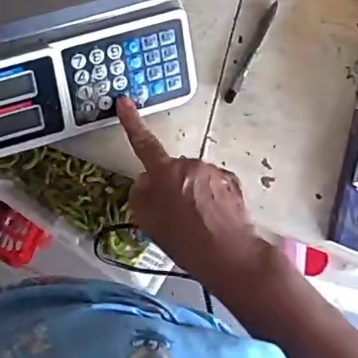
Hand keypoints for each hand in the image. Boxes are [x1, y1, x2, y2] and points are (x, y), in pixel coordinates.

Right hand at [115, 97, 276, 290]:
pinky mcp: (232, 183)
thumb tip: (145, 181)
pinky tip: (212, 221)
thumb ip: (140, 195)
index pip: (143, 143)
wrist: (231, 256)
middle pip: (173, 170)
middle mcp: (190, 164)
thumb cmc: (185, 240)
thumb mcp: (148, 222)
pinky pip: (213, 186)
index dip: (131, 122)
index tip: (124, 101)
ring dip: (192, 193)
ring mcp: (214, 172)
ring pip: (194, 179)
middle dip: (171, 185)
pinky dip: (210, 199)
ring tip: (195, 224)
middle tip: (172, 215)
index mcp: (165, 172)